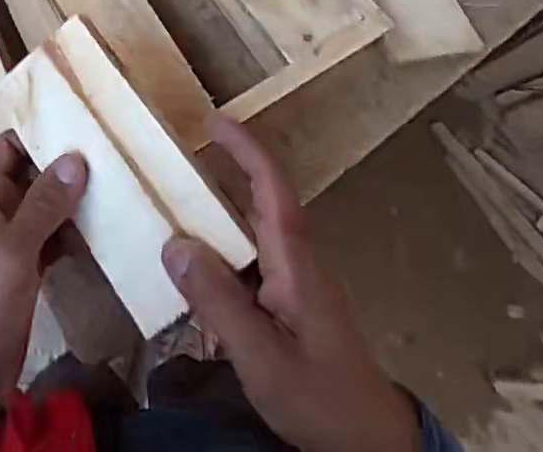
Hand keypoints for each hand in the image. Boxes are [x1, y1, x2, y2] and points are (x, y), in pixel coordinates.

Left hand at [0, 132, 86, 426]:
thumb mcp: (10, 254)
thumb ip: (42, 206)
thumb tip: (76, 156)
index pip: (9, 146)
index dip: (38, 128)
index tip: (80, 116)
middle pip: (33, 172)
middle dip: (65, 160)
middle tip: (111, 146)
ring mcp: (14, 243)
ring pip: (47, 204)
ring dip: (74, 194)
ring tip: (117, 178)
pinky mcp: (28, 270)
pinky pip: (54, 236)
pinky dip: (75, 229)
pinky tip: (105, 225)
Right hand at [163, 114, 420, 451]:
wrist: (368, 438)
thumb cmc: (321, 395)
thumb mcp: (262, 357)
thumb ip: (218, 302)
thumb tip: (174, 245)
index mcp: (293, 257)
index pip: (270, 184)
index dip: (244, 147)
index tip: (211, 122)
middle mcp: (295, 255)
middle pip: (262, 195)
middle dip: (228, 164)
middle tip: (181, 153)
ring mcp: (293, 276)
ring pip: (254, 224)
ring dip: (222, 202)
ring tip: (178, 195)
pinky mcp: (288, 296)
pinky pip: (250, 253)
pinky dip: (222, 241)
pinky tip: (198, 257)